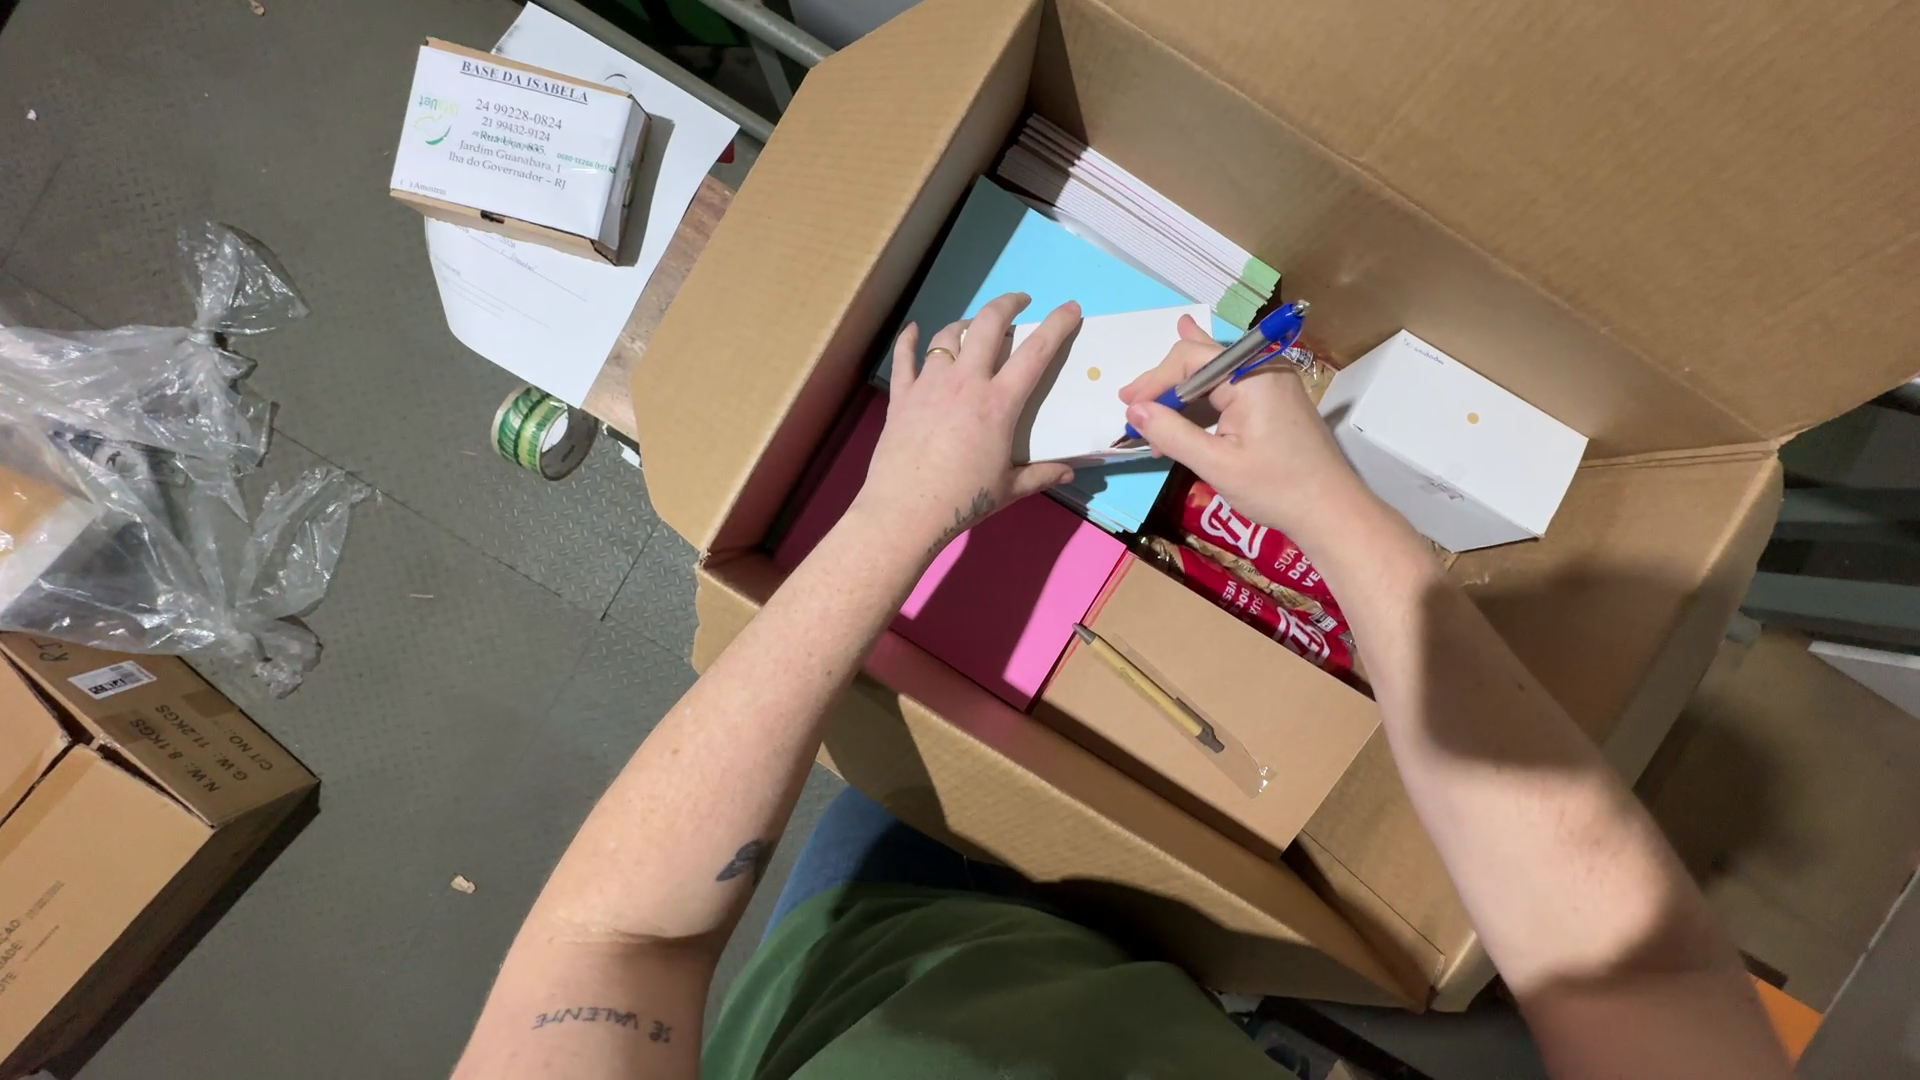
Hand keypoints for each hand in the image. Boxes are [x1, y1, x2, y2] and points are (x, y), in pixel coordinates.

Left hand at [851, 292, 1081, 556]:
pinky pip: (904, 358)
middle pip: (988, 325)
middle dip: (1007, 303)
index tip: (1070, 308)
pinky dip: (909, 340)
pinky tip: (913, 330)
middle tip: (1020, 301)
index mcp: (999, 403)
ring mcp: (930, 385)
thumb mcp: (1010, 489)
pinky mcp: (901, 396)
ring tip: (974, 326)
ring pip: (947, 336)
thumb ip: (1042, 474)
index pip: (1036, 352)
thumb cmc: (963, 501)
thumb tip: (1069, 472)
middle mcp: (965, 383)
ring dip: (965, 323)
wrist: (906, 511)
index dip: (1057, 325)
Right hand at [1118, 313, 1367, 543]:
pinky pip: (1229, 388)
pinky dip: (1200, 399)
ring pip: (1212, 373)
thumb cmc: (1276, 489)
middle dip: (1163, 382)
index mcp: (1252, 377)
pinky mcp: (1273, 401)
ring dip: (1179, 392)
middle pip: (1200, 359)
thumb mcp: (1216, 465)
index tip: (1128, 407)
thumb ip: (1173, 433)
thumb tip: (1134, 411)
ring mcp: (1271, 384)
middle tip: (1129, 403)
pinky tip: (1182, 392)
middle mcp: (1263, 369)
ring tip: (1147, 404)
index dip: (1154, 381)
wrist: (1330, 511)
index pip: (1190, 359)